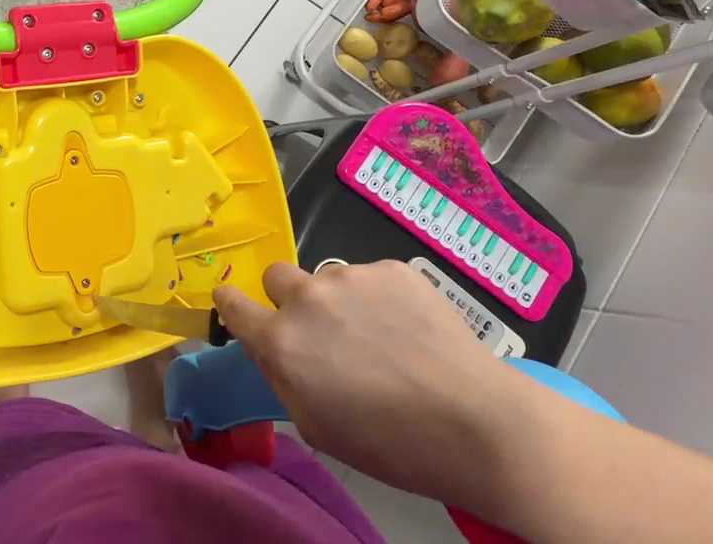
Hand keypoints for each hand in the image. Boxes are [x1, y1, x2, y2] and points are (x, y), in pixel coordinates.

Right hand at [212, 260, 521, 507]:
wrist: (480, 426)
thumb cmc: (391, 444)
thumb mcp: (316, 427)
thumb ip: (282, 378)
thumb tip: (274, 350)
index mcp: (282, 341)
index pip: (231, 302)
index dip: (233, 305)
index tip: (242, 310)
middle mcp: (308, 299)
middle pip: (276, 276)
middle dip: (289, 299)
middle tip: (323, 332)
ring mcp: (352, 278)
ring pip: (328, 278)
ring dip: (340, 300)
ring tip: (382, 338)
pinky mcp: (394, 269)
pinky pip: (371, 277)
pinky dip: (381, 298)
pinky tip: (410, 330)